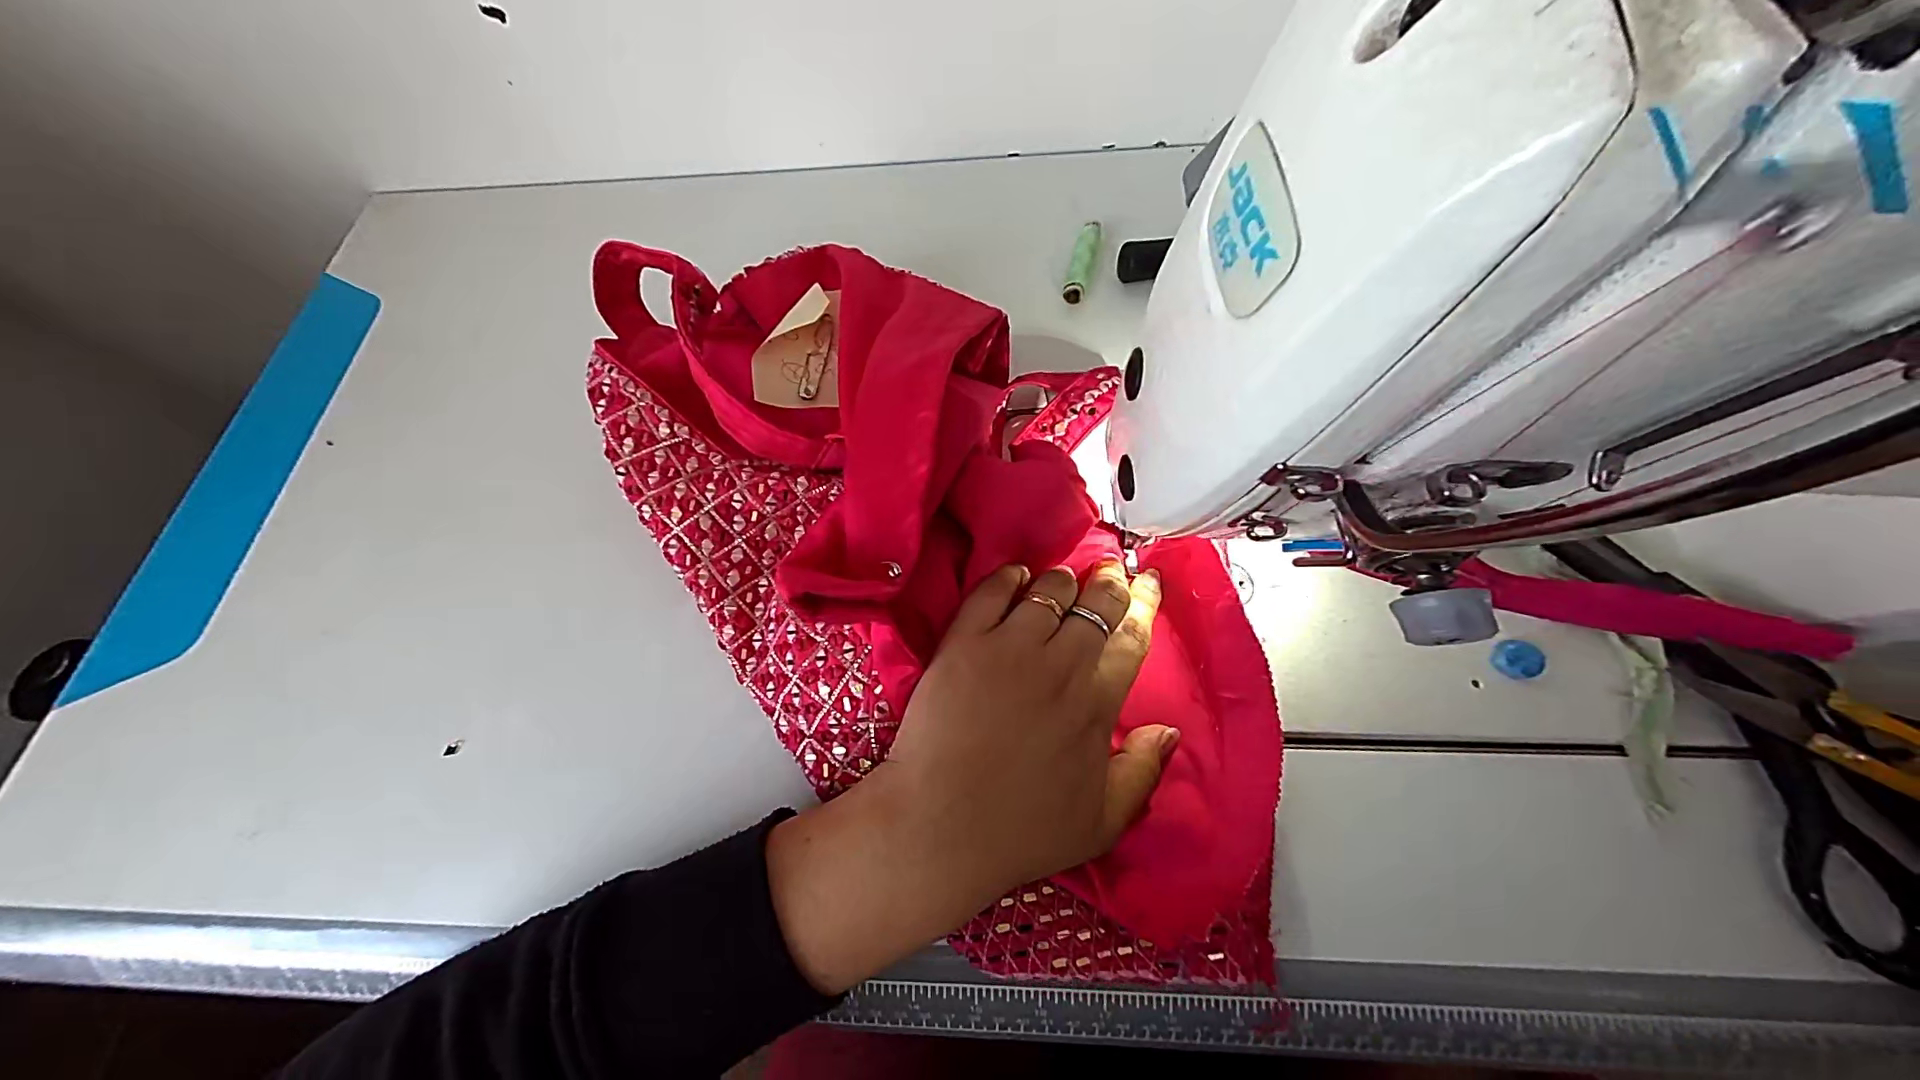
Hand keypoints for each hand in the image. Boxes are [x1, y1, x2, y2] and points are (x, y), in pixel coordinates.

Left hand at [764, 559, 1171, 992]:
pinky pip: (990, 593)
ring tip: (1064, 579)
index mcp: (1096, 704)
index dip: (1143, 606)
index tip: (1148, 585)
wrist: (941, 824)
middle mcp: (1059, 666)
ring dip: (1061, 581)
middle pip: (1094, 606)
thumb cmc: (1021, 831)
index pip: (1130, 639)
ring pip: (1047, 592)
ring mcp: (1008, 649)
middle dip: (1109, 583)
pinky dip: (1008, 577)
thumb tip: (1169, 731)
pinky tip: (1015, 575)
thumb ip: (1142, 772)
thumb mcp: (1101, 822)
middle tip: (1111, 572)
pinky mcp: (963, 644)